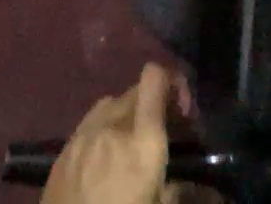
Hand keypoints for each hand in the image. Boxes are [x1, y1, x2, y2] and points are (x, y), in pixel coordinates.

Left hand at [40, 64, 173, 203]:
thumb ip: (181, 193)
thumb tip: (208, 190)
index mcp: (142, 141)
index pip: (154, 78)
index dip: (173, 82)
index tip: (184, 111)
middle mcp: (112, 126)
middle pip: (136, 90)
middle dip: (155, 103)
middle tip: (165, 134)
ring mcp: (82, 136)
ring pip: (110, 103)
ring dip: (127, 113)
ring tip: (132, 144)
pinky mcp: (62, 151)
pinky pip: (89, 123)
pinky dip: (103, 129)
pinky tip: (104, 159)